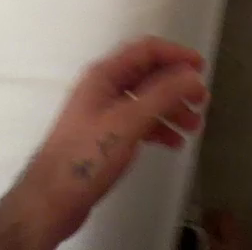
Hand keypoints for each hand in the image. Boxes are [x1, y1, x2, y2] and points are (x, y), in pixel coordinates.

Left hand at [0, 37, 209, 249]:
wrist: (50, 202)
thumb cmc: (87, 156)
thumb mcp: (129, 121)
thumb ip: (162, 94)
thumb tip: (191, 74)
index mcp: (105, 74)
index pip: (147, 50)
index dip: (176, 54)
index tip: (201, 67)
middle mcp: (104, 87)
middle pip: (148, 75)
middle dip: (177, 86)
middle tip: (201, 100)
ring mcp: (104, 112)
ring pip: (145, 100)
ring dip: (171, 109)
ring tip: (193, 125)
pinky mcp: (105, 136)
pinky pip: (138, 121)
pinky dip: (158, 128)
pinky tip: (173, 142)